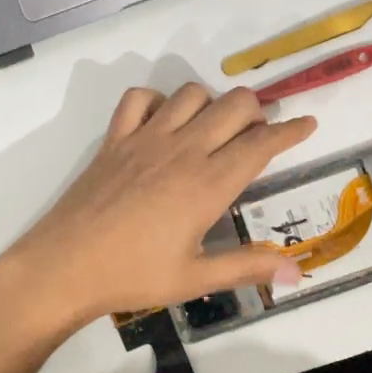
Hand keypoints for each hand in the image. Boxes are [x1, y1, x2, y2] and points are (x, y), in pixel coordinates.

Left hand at [0, 83, 316, 331]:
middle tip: (258, 133)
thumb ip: (247, 267)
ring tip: (213, 129)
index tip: (306, 124)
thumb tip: (298, 271)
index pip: (261, 144)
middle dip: (256, 111)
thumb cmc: (132, 276)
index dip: (290, 131)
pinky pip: (138, 98)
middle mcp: (181, 151)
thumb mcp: (194, 278)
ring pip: (190, 93)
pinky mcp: (113, 141)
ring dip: (210, 102)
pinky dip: (156, 100)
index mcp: (208, 184)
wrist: (65, 267)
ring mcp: (144, 140)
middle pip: (233, 106)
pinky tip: (162, 122)